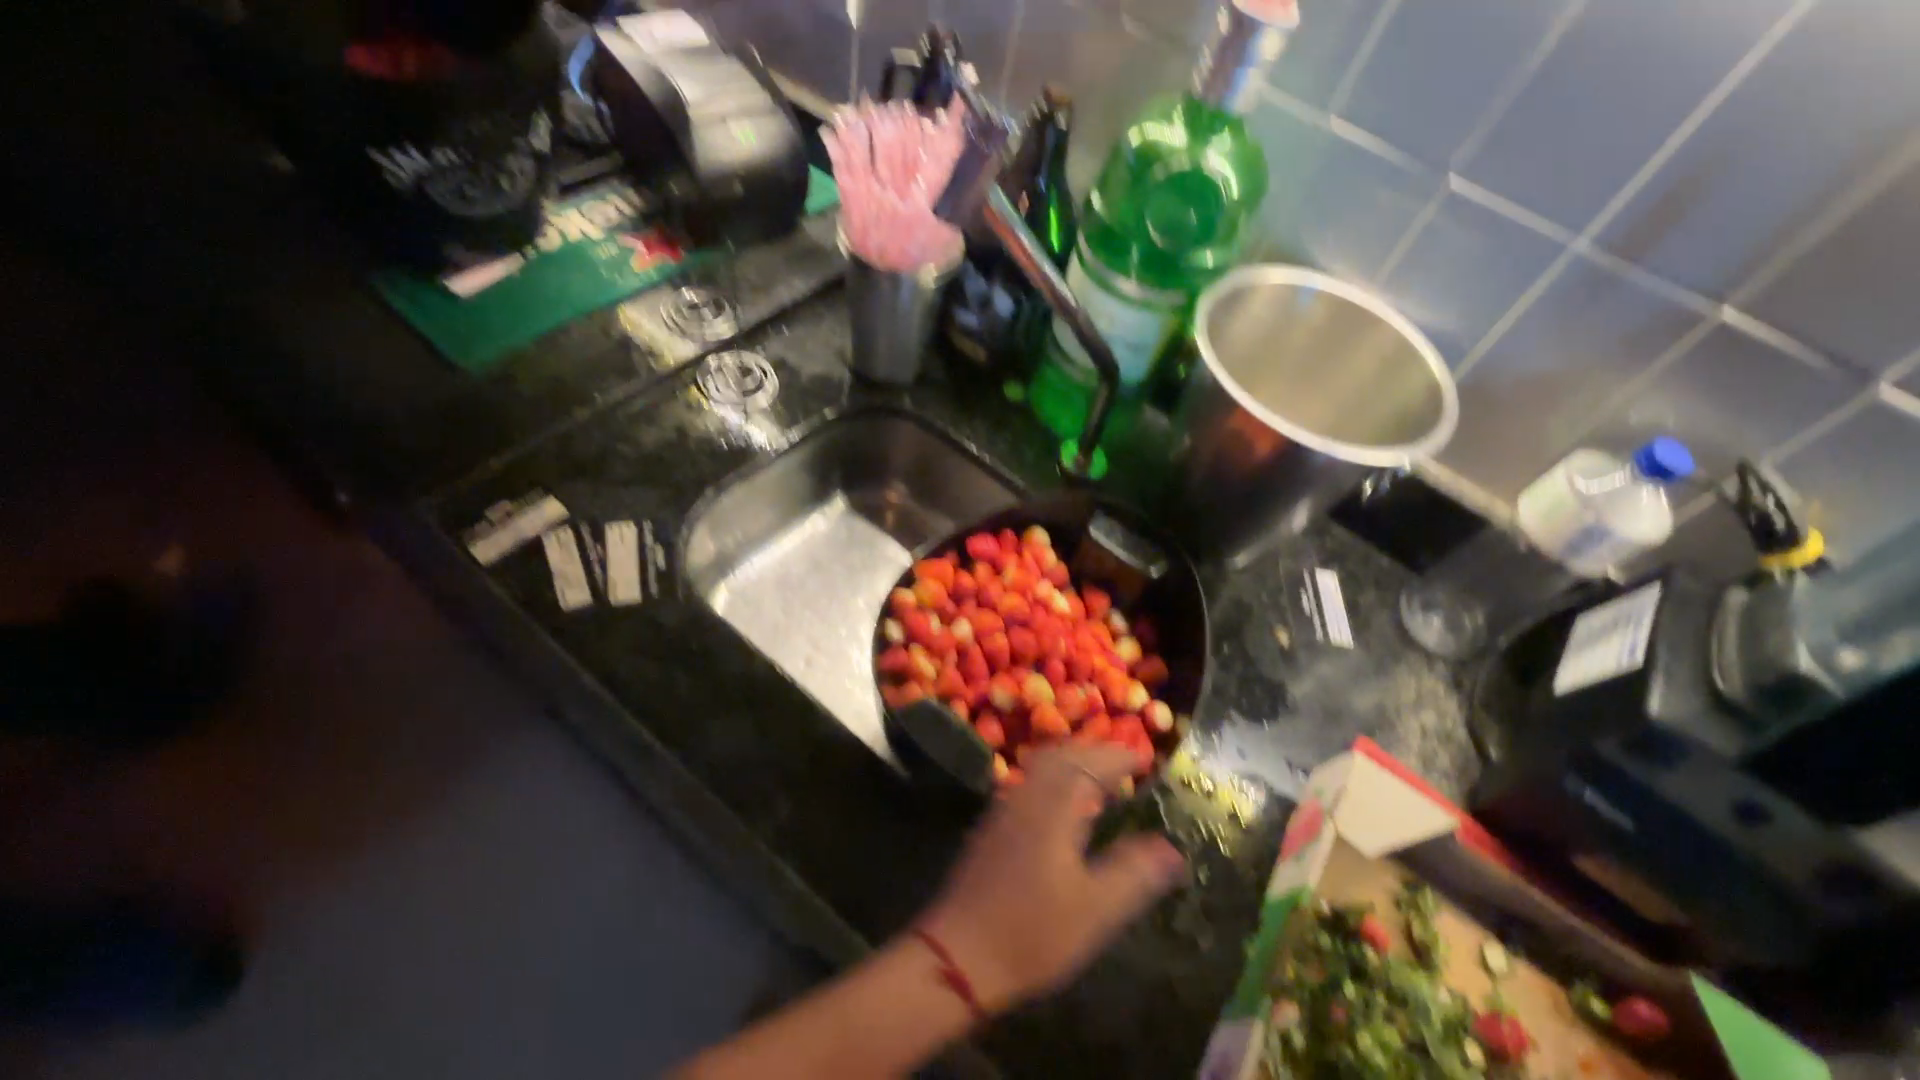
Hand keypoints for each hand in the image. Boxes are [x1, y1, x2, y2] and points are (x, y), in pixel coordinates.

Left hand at [918, 744, 1186, 1011]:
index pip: (1090, 764)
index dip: (1119, 757)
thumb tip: (1173, 849)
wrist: (957, 956)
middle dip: (1095, 752)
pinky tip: (1064, 810)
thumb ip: (1135, 874)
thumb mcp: (1096, 911)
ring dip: (1073, 763)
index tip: (1146, 758)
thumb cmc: (1032, 933)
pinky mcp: (991, 831)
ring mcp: (1003, 812)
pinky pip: (1028, 785)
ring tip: (1101, 780)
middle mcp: (1025, 798)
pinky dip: (1054, 780)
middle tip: (1126, 762)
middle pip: (1060, 755)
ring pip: (1040, 769)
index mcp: (1053, 808)